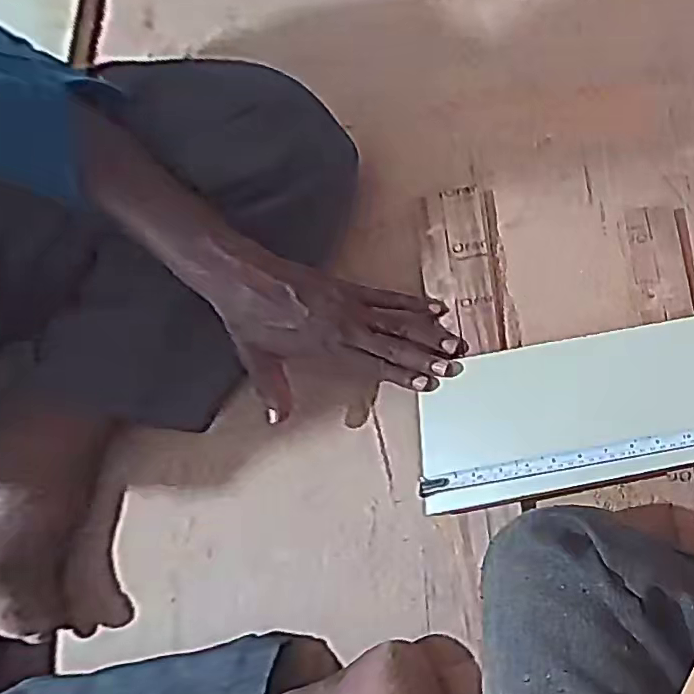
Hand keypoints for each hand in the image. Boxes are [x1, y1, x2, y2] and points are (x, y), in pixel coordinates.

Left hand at [211, 250, 468, 422]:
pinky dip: (414, 303)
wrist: (238, 274)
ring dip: (430, 332)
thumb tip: (276, 419)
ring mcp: (352, 305)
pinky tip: (436, 307)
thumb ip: (273, 390)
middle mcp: (347, 326)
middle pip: (396, 344)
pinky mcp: (351, 288)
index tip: (428, 383)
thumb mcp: (257, 358)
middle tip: (454, 366)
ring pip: (400, 320)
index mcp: (329, 346)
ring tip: (455, 342)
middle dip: (428, 357)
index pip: (376, 364)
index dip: (404, 374)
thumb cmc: (248, 315)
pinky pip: (390, 297)